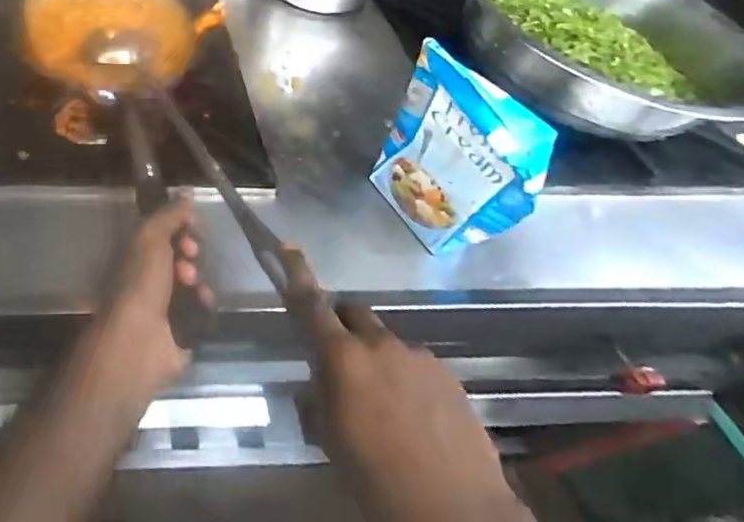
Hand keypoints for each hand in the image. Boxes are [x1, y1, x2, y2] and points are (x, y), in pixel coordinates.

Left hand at [89, 195, 212, 397]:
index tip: (190, 227)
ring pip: (195, 283)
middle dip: (190, 253)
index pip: (166, 235)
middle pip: (183, 257)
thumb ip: (170, 215)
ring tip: (192, 285)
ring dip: (198, 278)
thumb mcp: (151, 238)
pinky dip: (203, 304)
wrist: (138, 340)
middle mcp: (152, 279)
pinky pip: (202, 310)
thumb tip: (186, 194)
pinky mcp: (183, 331)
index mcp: (139, 256)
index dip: (181, 228)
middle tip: (189, 257)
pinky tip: (200, 302)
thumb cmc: (141, 283)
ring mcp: (167, 307)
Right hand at [281, 247, 527, 521]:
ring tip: (384, 404)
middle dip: (343, 327)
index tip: (287, 248)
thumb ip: (317, 402)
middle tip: (342, 363)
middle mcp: (379, 344)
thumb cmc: (378, 478)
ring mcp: (417, 355)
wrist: (456, 510)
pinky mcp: (446, 372)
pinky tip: (414, 416)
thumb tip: (313, 386)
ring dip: (377, 359)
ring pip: (386, 341)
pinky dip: (407, 378)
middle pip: (354, 313)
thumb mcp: (332, 442)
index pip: (311, 305)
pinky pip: (415, 362)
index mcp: (342, 358)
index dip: (296, 274)